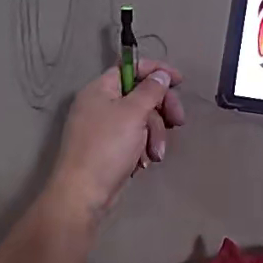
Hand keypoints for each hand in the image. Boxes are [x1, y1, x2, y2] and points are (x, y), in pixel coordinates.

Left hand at [42, 60, 186, 222]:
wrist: (83, 194)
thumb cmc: (107, 147)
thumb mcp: (133, 113)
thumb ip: (151, 90)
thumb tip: (161, 75)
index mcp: (100, 89)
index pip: (131, 67)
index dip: (156, 71)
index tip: (179, 81)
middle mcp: (101, 104)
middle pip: (141, 95)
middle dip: (161, 110)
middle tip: (178, 122)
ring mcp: (105, 127)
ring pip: (142, 119)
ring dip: (154, 134)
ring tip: (155, 154)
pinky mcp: (110, 148)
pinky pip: (135, 138)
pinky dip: (143, 147)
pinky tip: (144, 162)